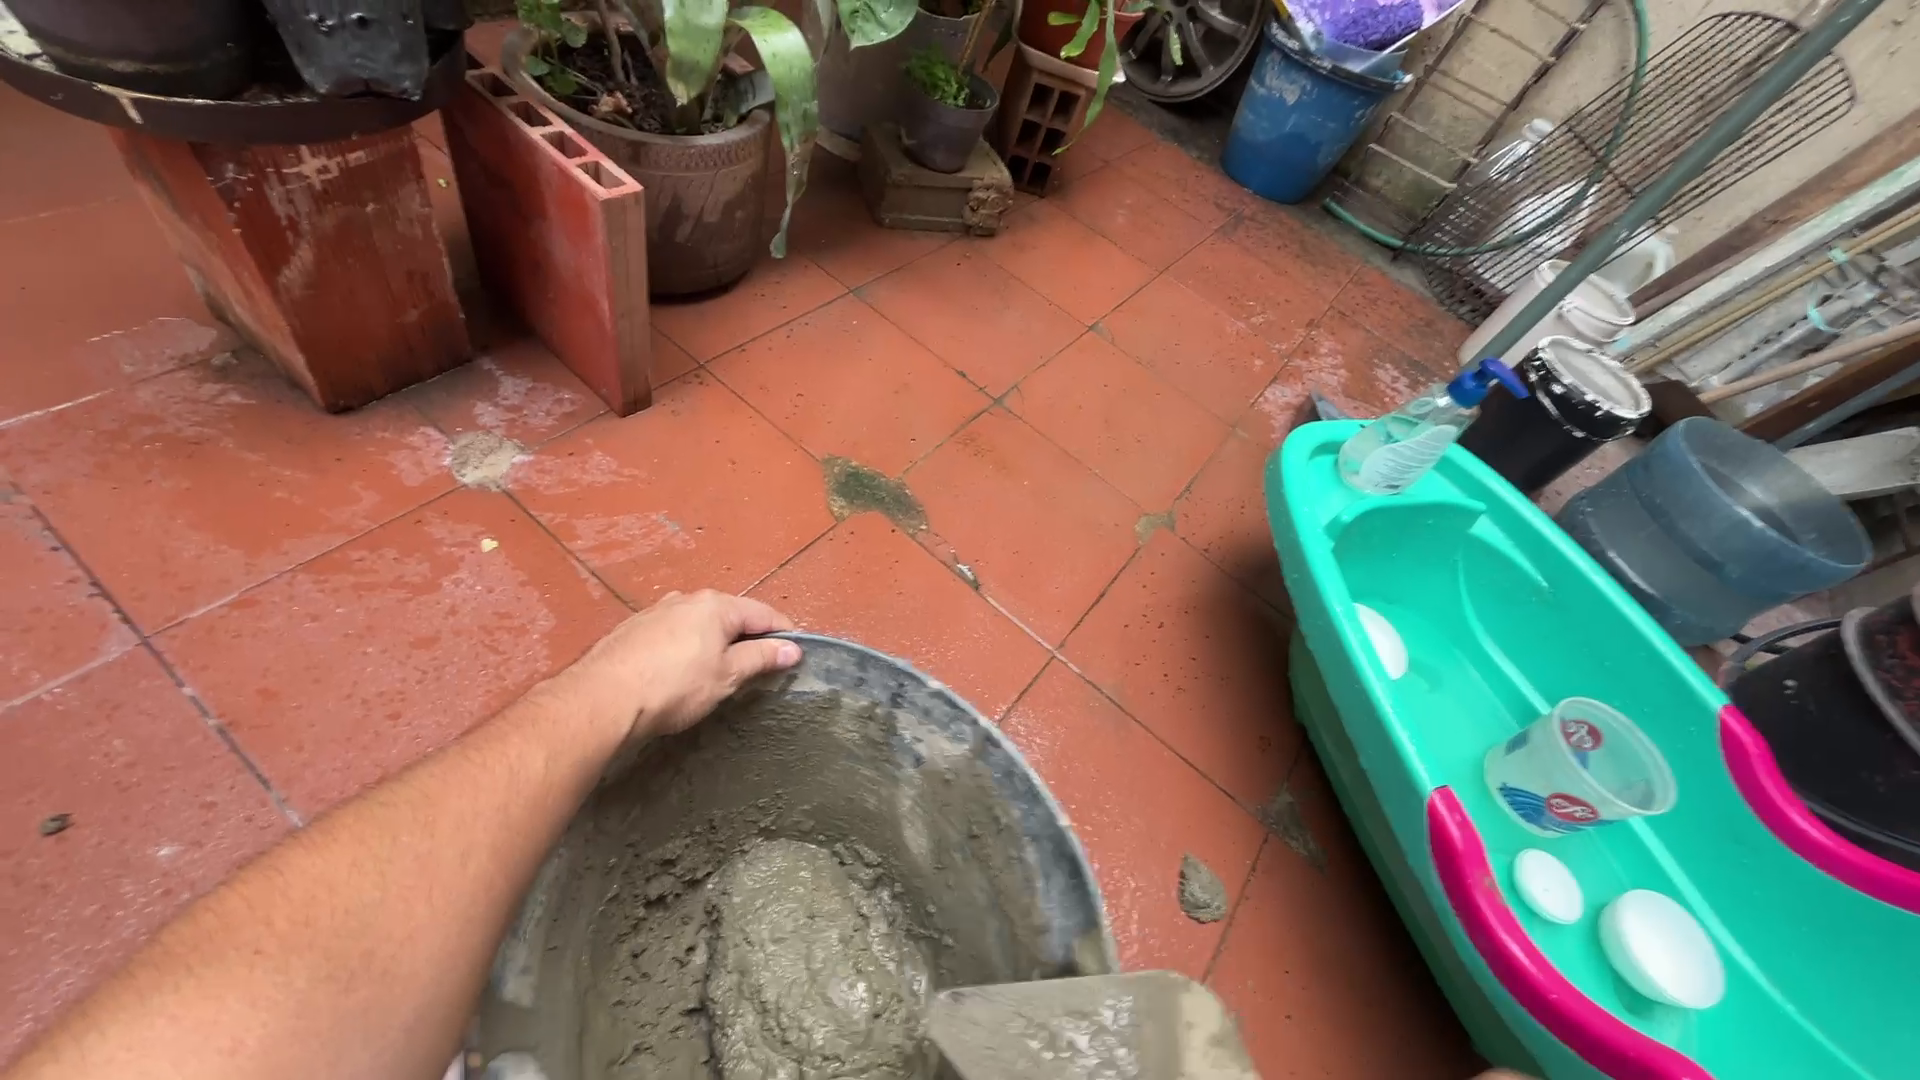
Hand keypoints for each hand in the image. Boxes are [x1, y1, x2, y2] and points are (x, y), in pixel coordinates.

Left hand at [543, 590, 801, 749]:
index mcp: (715, 606)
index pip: (763, 613)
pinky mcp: (631, 631)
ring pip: (698, 623)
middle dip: (747, 637)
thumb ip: (761, 658)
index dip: (783, 633)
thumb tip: (792, 648)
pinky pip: (672, 634)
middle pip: (729, 615)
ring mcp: (655, 612)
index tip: (795, 652)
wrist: (603, 700)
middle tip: (759, 665)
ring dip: (714, 641)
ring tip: (719, 670)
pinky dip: (686, 647)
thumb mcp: (727, 676)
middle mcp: (685, 600)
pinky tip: (680, 671)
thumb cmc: (675, 686)